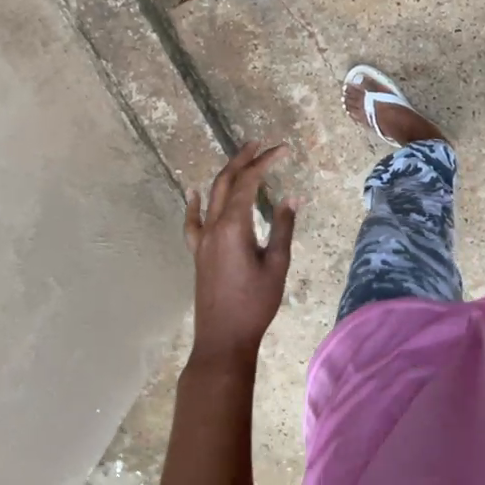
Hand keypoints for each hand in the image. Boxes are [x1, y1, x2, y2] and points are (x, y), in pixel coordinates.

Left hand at [184, 141, 297, 362]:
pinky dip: (194, 203)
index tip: (284, 150)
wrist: (223, 340)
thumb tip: (293, 197)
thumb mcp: (277, 264)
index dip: (265, 162)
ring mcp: (202, 240)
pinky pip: (192, 221)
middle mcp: (213, 227)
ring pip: (211, 196)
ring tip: (241, 158)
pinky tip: (193, 192)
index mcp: (234, 226)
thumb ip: (284, 227)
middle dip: (243, 159)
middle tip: (261, 144)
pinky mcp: (198, 253)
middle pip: (225, 182)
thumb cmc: (255, 303)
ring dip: (226, 174)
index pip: (249, 182)